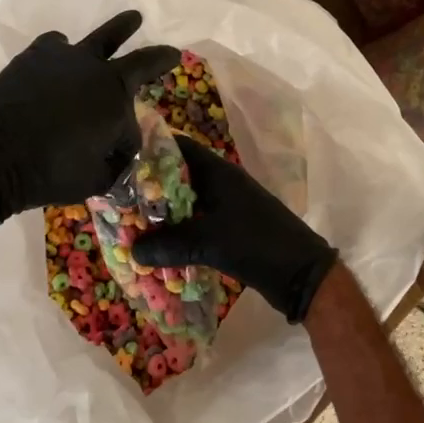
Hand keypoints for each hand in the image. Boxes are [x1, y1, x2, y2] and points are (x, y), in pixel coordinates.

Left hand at [0, 10, 178, 232]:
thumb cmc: (48, 172)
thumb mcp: (95, 178)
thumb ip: (114, 159)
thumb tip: (118, 147)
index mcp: (115, 98)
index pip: (144, 110)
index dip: (145, 122)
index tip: (131, 142)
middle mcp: (97, 70)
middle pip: (137, 58)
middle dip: (157, 56)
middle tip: (169, 52)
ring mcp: (65, 57)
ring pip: (100, 37)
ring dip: (118, 31)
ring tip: (130, 21)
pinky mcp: (35, 55)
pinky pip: (56, 44)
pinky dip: (61, 52)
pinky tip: (59, 60)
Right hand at [133, 139, 337, 322]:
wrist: (302, 275)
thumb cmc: (258, 244)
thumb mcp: (210, 242)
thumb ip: (170, 243)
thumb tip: (132, 249)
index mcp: (218, 172)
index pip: (178, 147)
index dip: (151, 148)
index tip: (121, 157)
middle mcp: (220, 183)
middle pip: (179, 175)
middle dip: (151, 184)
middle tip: (120, 195)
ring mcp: (226, 206)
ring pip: (187, 200)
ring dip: (164, 210)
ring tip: (133, 220)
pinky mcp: (229, 229)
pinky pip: (196, 221)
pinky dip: (178, 229)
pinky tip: (159, 244)